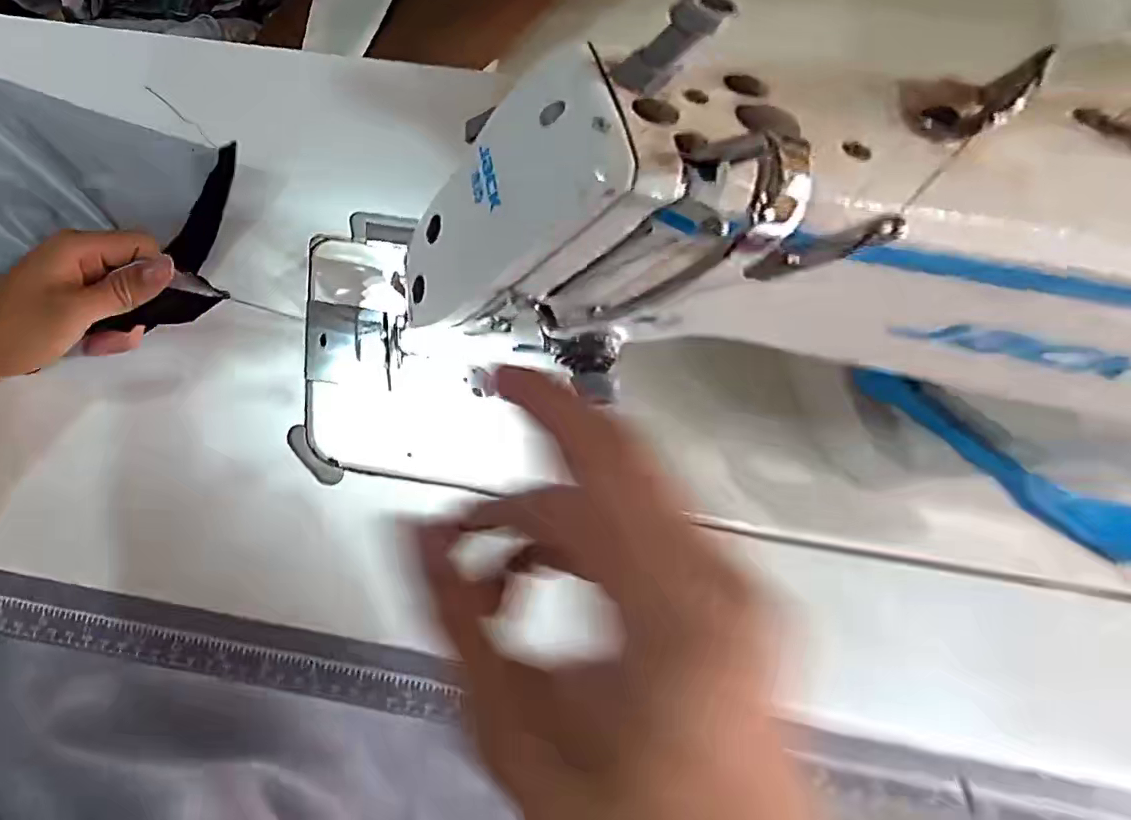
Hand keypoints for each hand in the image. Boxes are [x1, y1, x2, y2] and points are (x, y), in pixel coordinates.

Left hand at [0, 230, 175, 386]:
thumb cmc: (21, 329)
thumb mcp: (78, 311)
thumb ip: (124, 289)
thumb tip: (169, 265)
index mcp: (79, 247)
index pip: (139, 244)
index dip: (154, 272)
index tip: (156, 307)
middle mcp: (77, 257)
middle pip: (130, 271)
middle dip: (133, 304)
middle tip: (120, 334)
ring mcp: (69, 280)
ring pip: (116, 296)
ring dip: (116, 323)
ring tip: (96, 344)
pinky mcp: (63, 301)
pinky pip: (97, 309)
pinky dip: (99, 329)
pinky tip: (87, 347)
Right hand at [416, 367, 812, 819]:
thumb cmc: (630, 814)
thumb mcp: (510, 720)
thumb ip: (454, 610)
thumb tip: (418, 532)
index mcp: (671, 604)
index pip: (604, 455)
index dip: (544, 402)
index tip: (502, 373)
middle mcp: (718, 585)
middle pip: (609, 472)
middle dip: (525, 471)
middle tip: (472, 483)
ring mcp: (732, 595)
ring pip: (615, 503)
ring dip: (537, 518)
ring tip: (486, 570)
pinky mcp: (729, 607)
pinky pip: (638, 533)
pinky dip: (573, 541)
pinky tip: (532, 583)